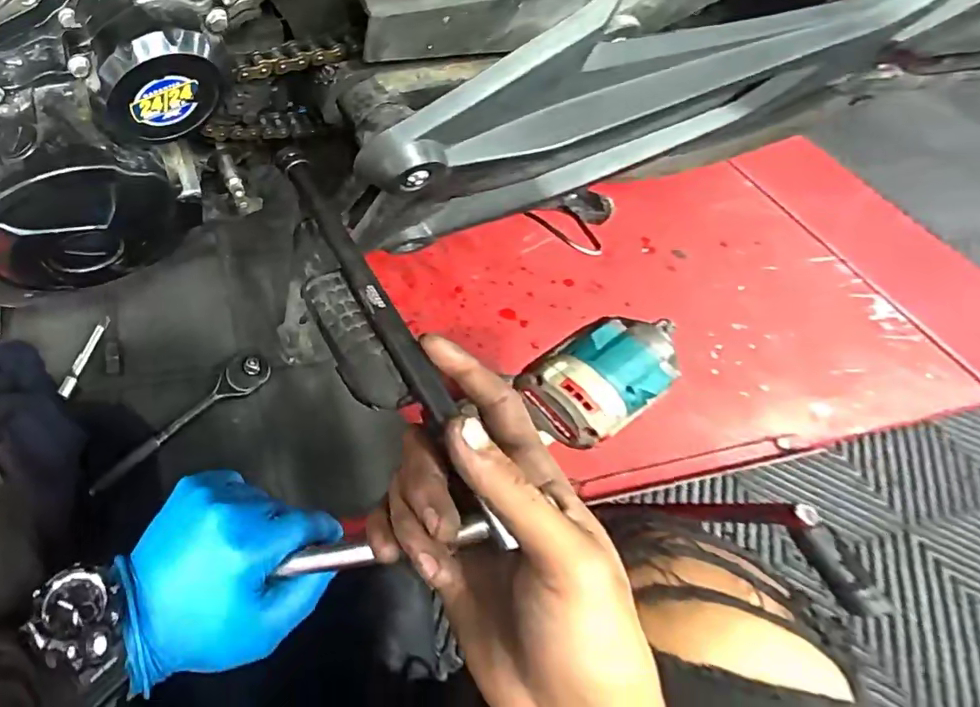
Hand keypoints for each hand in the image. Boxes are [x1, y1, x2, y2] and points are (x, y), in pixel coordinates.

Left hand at [115, 471, 341, 694]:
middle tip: (271, 561)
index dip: (322, 528)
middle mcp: (228, 509)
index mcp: (247, 545)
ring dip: (259, 515)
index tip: (331, 533)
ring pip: (256, 495)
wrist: (140, 612)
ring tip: (242, 547)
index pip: (302, 522)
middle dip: (285, 532)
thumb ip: (305, 592)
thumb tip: (328, 561)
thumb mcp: (264, 629)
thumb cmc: (203, 629)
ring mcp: (206, 492)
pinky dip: (235, 501)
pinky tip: (224, 528)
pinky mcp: (189, 485)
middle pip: (279, 508)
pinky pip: (231, 483)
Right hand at [367, 335, 662, 706]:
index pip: (498, 408)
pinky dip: (390, 534)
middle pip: (434, 445)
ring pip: (409, 482)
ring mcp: (461, 522)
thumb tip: (458, 423)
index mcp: (534, 481)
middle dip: (424, 477)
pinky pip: (395, 520)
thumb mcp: (564, 558)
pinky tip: (398, 559)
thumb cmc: (590, 635)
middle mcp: (490, 490)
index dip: (466, 372)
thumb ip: (509, 489)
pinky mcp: (434, 554)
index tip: (429, 345)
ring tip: (434, 561)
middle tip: (444, 526)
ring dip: (411, 516)